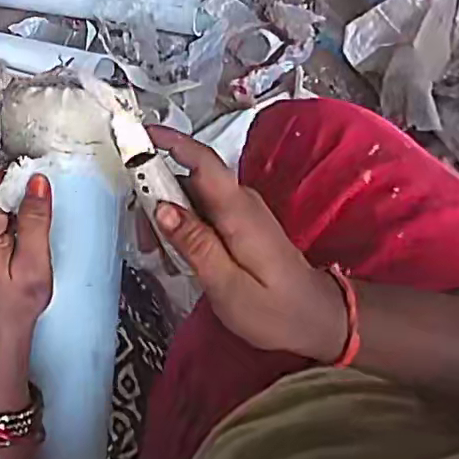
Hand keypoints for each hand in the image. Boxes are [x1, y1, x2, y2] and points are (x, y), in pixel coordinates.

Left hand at [0, 163, 52, 341]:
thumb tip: (37, 182)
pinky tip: (10, 226)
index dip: (24, 185)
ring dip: (5, 193)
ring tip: (19, 224)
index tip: (37, 199)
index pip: (0, 178)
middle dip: (12, 184)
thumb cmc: (15, 300)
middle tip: (28, 213)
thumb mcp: (35, 262)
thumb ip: (36, 219)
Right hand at [145, 126, 345, 360]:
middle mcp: (238, 200)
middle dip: (153, 199)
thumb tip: (161, 208)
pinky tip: (174, 255)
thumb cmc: (278, 312)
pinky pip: (196, 210)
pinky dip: (177, 226)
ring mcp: (237, 208)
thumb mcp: (229, 287)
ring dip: (163, 218)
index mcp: (238, 211)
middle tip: (143, 240)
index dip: (168, 142)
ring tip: (159, 255)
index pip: (202, 161)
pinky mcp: (234, 220)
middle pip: (185, 179)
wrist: (322, 322)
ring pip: (186, 196)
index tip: (136, 136)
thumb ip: (195, 245)